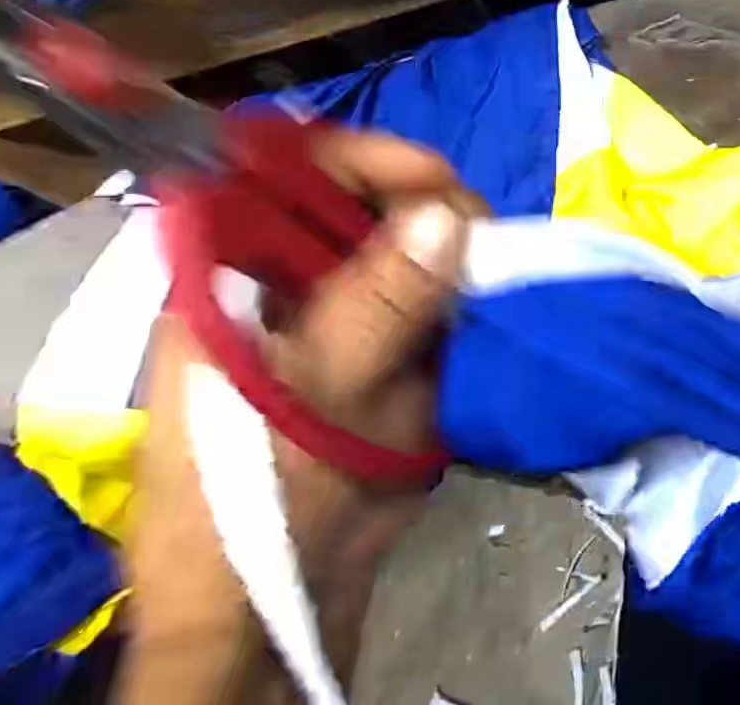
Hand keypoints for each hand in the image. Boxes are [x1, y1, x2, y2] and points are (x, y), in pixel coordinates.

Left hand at [119, 130, 480, 703]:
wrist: (293, 578)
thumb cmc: (263, 485)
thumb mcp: (317, 390)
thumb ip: (379, 301)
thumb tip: (449, 217)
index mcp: (239, 277)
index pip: (290, 176)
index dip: (362, 160)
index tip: (436, 179)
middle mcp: (301, 278)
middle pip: (375, 201)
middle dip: (436, 208)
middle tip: (480, 245)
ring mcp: (361, 307)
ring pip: (428, 243)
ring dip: (469, 251)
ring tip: (495, 281)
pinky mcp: (408, 337)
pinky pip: (455, 287)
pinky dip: (484, 285)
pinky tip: (500, 301)